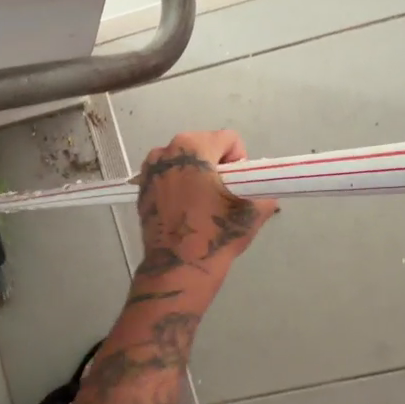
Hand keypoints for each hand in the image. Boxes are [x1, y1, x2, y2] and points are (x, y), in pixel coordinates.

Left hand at [131, 131, 277, 294]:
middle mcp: (166, 150)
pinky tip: (184, 206)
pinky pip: (167, 174)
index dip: (240, 160)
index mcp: (193, 147)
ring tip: (203, 201)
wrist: (178, 264)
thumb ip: (263, 189)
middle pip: (203, 145)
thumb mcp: (253, 210)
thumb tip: (263, 187)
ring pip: (183, 159)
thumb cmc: (216, 232)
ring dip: (196, 172)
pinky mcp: (141, 186)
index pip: (228, 139)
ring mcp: (149, 168)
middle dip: (216, 163)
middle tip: (222, 193)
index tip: (239, 183)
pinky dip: (178, 183)